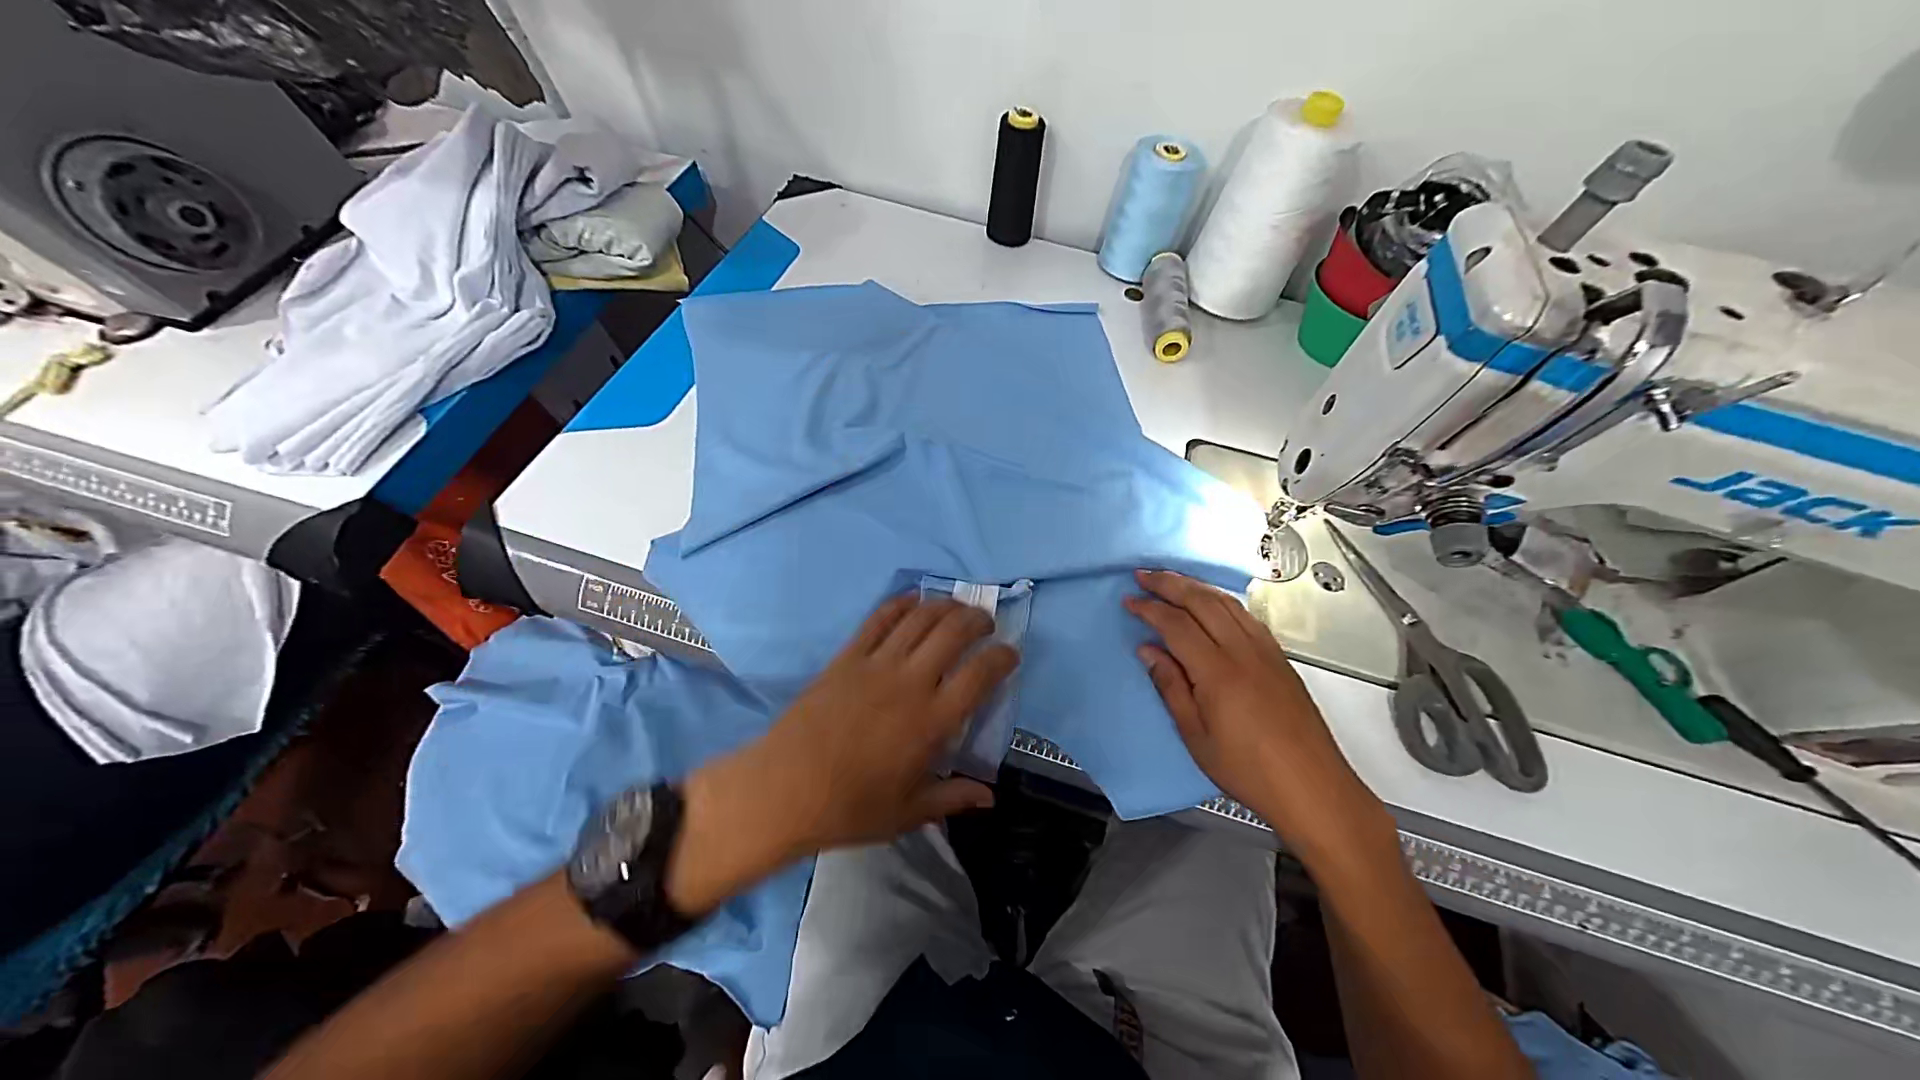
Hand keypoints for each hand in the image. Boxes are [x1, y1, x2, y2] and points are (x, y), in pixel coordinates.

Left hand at [669, 594, 1016, 914]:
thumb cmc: (851, 807)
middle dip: (978, 619)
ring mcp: (876, 664)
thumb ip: (952, 798)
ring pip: (920, 618)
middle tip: (986, 624)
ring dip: (945, 605)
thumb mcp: (909, 812)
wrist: (784, 789)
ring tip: (956, 608)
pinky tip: (913, 602)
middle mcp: (911, 682)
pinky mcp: (847, 657)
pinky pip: (878, 619)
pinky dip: (900, 605)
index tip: (1011, 654)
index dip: (1003, 657)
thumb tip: (990, 796)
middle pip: (954, 631)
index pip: (981, 673)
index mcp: (933, 721)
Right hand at [1125, 569, 1390, 857]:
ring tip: (1172, 581)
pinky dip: (1221, 601)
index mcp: (1218, 671)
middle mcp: (1244, 651)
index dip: (1150, 609)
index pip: (1176, 624)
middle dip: (1170, 583)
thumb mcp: (1196, 736)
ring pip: (1227, 603)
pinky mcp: (1280, 659)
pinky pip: (1245, 616)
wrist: (1313, 788)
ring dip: (1196, 587)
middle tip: (1143, 575)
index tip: (1129, 601)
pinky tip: (1212, 604)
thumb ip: (1171, 687)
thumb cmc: (1248, 771)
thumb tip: (1149, 652)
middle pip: (1203, 602)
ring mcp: (1266, 652)